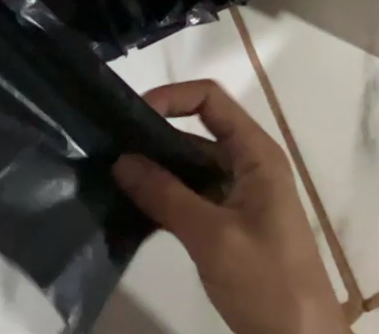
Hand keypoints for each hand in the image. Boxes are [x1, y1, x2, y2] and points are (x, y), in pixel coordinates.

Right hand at [114, 81, 347, 333]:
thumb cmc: (268, 282)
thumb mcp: (212, 237)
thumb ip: (166, 195)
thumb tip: (121, 160)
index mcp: (256, 154)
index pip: (210, 99)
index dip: (172, 97)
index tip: (133, 116)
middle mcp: (249, 166)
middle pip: (197, 131)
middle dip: (155, 137)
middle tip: (110, 150)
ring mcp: (241, 197)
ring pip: (191, 167)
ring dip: (157, 170)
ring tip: (113, 177)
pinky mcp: (232, 225)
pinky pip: (193, 197)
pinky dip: (166, 198)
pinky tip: (133, 209)